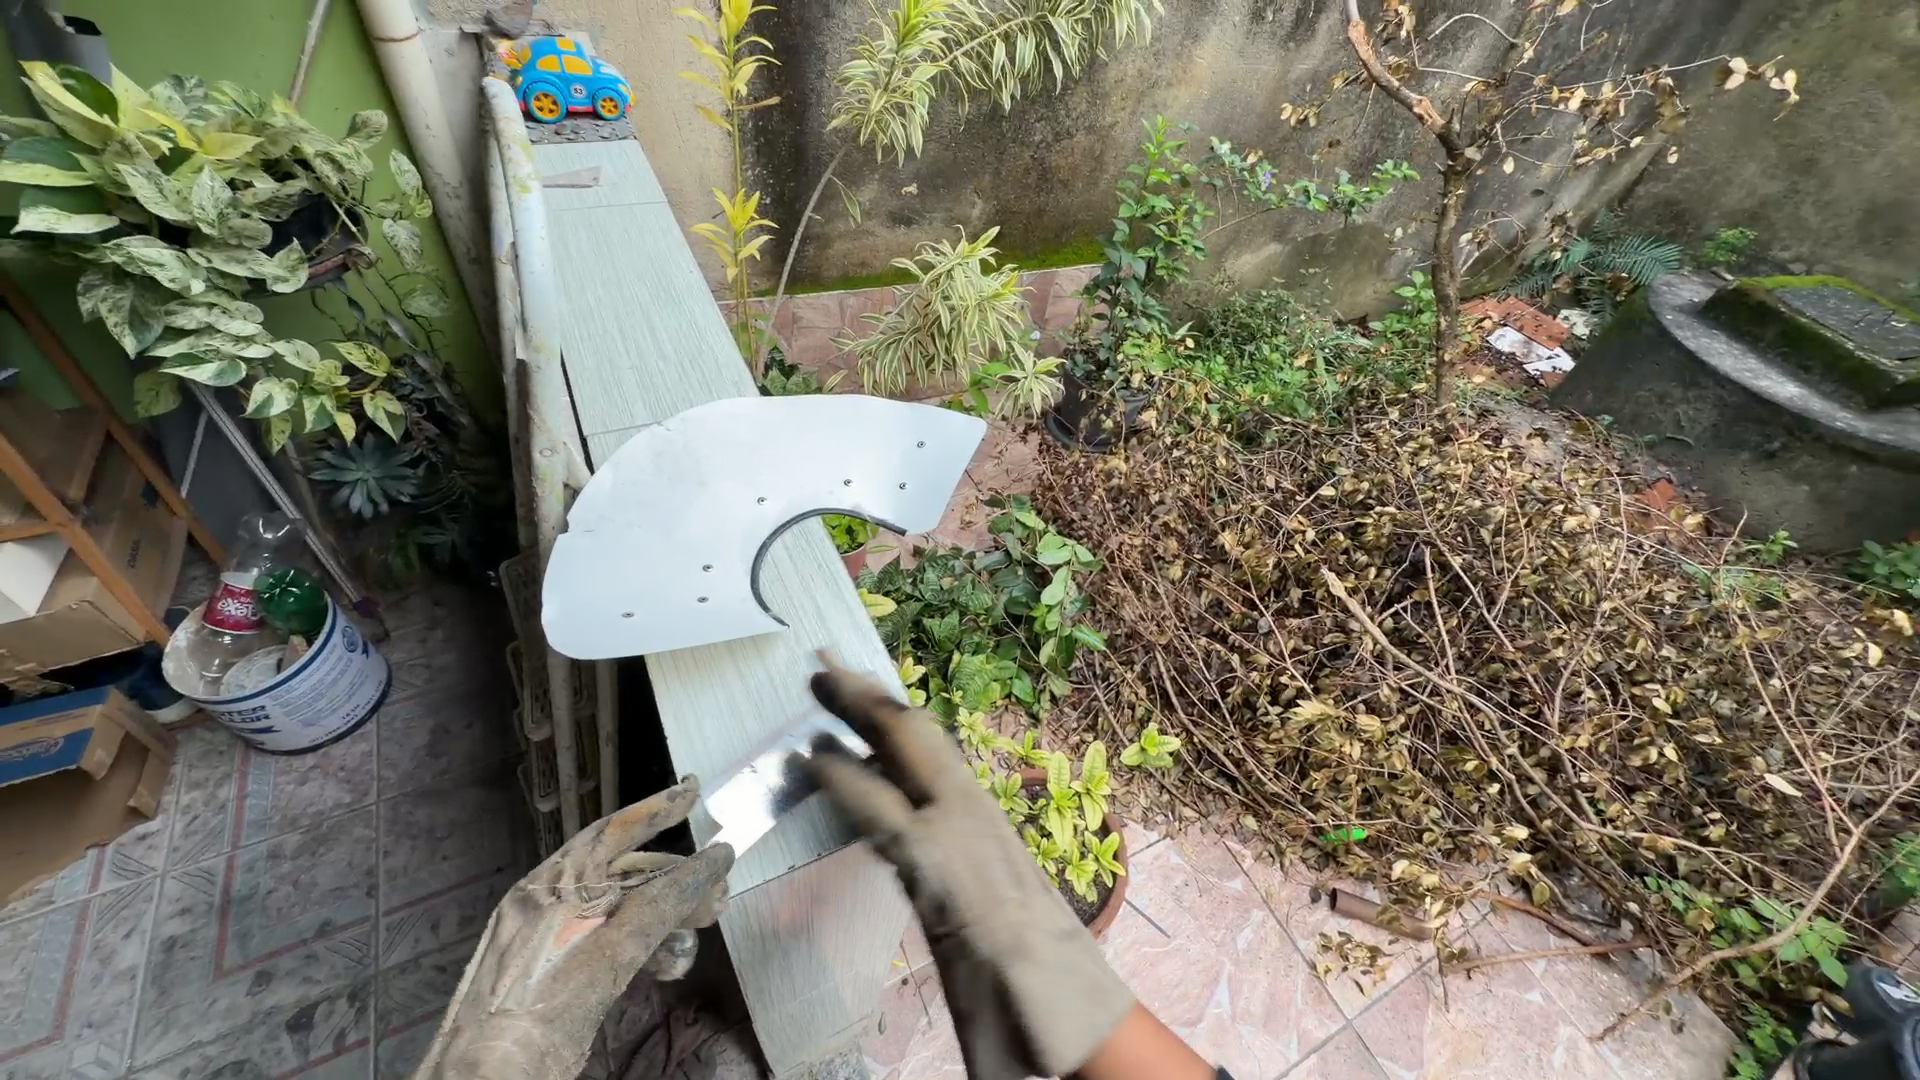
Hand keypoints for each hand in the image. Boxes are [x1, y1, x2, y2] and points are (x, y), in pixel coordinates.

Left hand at [412, 778, 732, 1079]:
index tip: (694, 791)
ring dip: (669, 915)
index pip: (609, 833)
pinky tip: (672, 964)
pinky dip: (647, 946)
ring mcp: (552, 941)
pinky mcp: (560, 976)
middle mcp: (549, 904)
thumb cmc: (540, 1020)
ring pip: (624, 910)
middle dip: (677, 878)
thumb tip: (716, 858)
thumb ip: (663, 904)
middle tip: (722, 892)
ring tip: (708, 926)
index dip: (655, 810)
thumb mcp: (609, 958)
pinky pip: (612, 943)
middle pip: (625, 872)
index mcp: (549, 888)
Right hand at [806, 656, 1133, 1079]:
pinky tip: (893, 737)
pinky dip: (911, 737)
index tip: (800, 746)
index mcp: (945, 863)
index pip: (874, 800)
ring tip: (854, 681)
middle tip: (822, 667)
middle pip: (908, 740)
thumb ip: (917, 903)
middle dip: (863, 700)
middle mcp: (966, 821)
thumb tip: (895, 847)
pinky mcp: (992, 821)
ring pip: (930, 742)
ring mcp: (983, 814)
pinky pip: (944, 761)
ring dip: (888, 708)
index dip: (833, 772)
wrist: (1082, 1014)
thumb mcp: (950, 974)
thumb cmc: (1008, 1015)